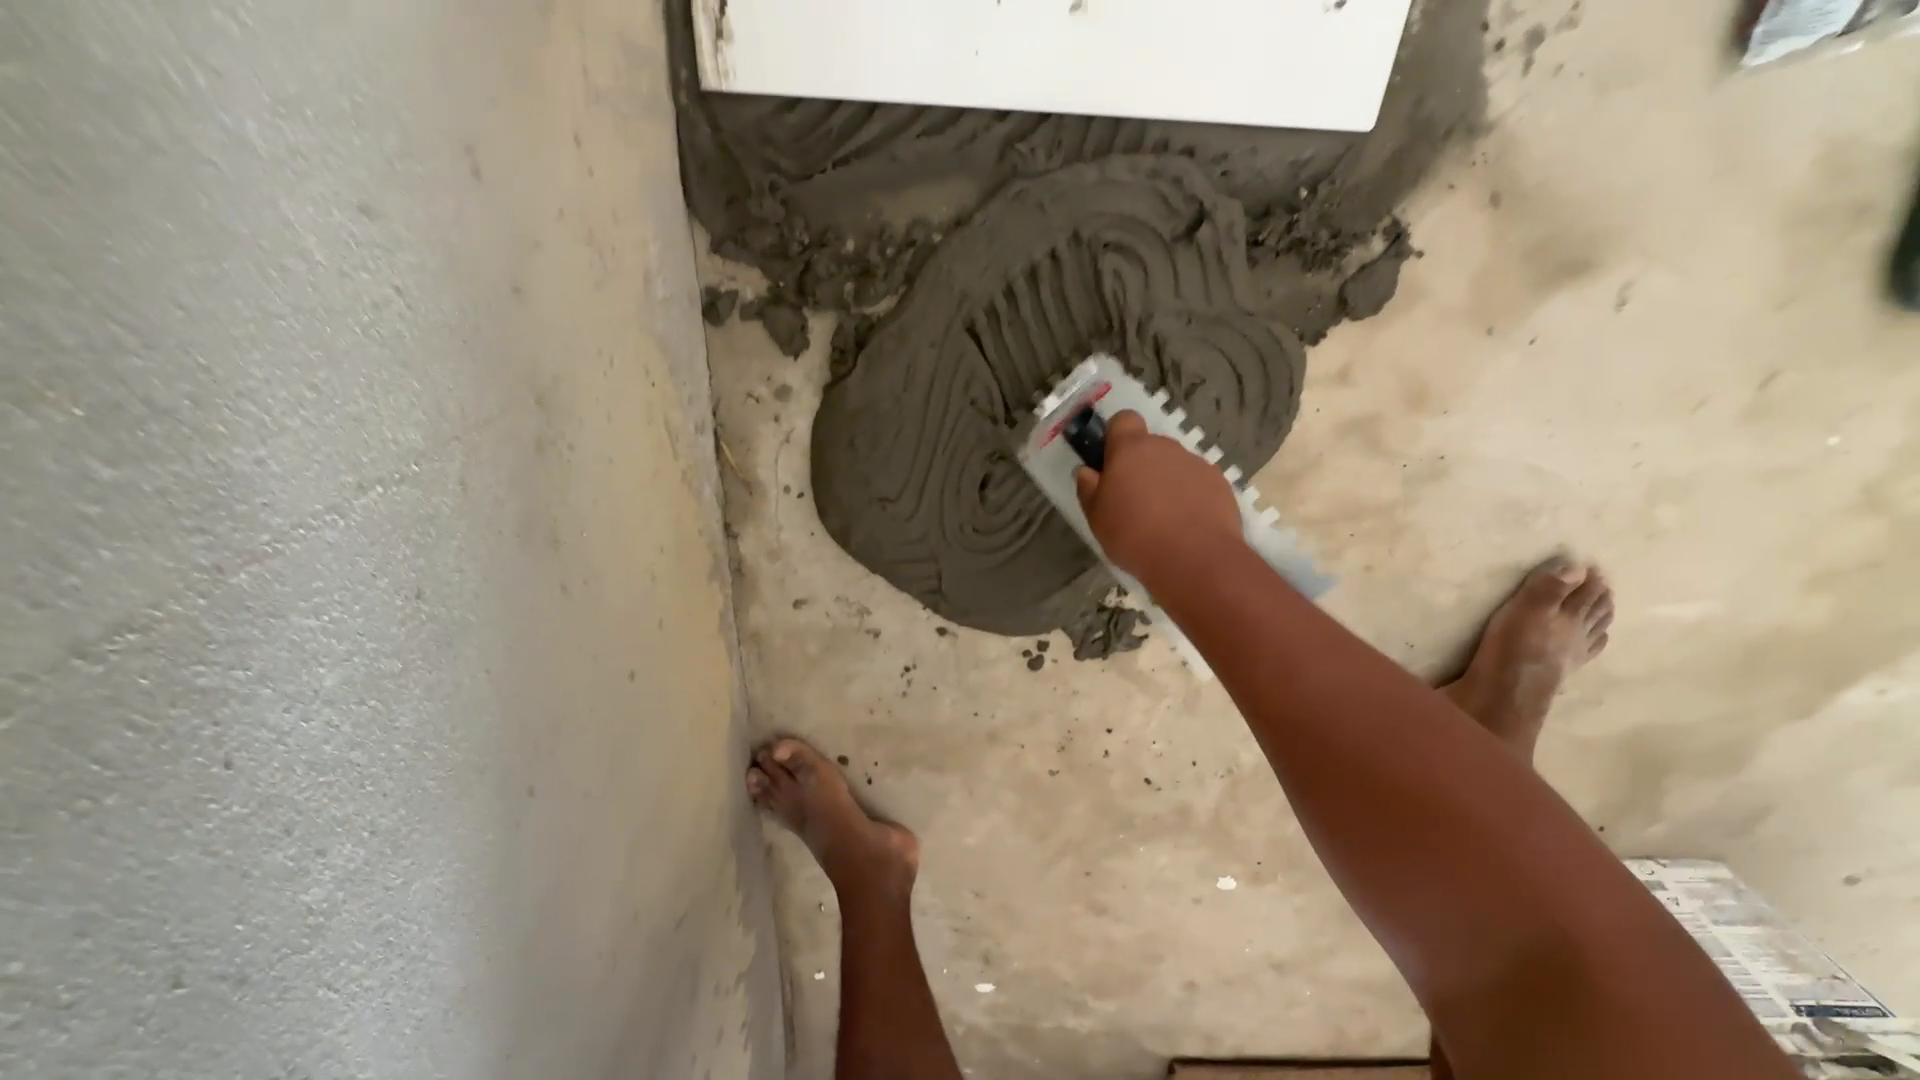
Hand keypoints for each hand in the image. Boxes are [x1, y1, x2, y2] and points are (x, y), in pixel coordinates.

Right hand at [1073, 410, 1244, 587]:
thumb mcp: (1097, 517)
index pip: (1123, 420)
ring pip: (1175, 465)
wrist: (1194, 559)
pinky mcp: (1220, 484)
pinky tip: (1188, 526)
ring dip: (1168, 482)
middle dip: (1142, 465)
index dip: (1117, 436)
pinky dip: (1192, 497)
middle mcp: (1166, 447)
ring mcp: (1196, 463)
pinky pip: (1198, 483)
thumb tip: (1086, 471)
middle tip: (1135, 500)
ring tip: (1165, 518)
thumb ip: (1089, 489)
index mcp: (1131, 449)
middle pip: (1151, 446)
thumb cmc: (1134, 535)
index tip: (1112, 462)